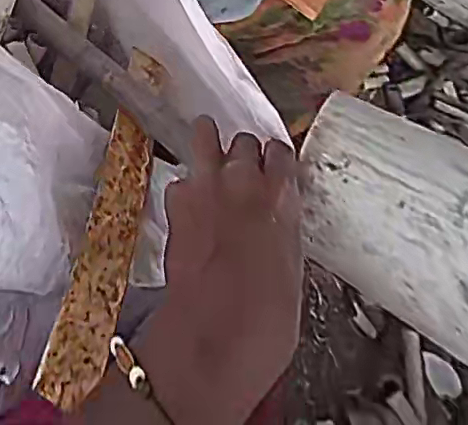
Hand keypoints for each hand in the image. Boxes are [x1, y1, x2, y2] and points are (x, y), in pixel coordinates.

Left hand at [131, 118, 302, 423]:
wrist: (214, 332)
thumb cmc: (266, 316)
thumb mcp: (291, 262)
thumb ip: (281, 222)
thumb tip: (274, 212)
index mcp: (280, 194)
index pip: (279, 151)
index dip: (275, 160)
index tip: (274, 168)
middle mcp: (242, 177)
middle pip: (243, 141)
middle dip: (244, 153)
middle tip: (243, 173)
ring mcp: (205, 181)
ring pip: (205, 135)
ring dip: (210, 145)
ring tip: (210, 156)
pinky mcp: (176, 195)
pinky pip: (183, 177)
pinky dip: (187, 187)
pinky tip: (190, 207)